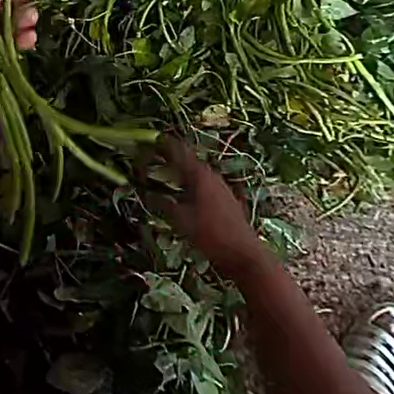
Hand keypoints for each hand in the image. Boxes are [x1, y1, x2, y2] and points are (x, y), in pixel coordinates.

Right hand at [154, 136, 269, 272]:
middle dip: (173, 158)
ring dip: (183, 172)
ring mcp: (222, 187)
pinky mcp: (227, 199)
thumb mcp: (182, 221)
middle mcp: (212, 176)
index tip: (152, 140)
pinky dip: (193, 184)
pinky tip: (187, 195)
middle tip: (156, 158)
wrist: (244, 254)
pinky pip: (205, 185)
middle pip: (189, 161)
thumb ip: (165, 205)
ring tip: (167, 175)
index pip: (179, 153)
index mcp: (200, 176)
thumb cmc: (211, 235)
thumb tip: (150, 195)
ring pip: (198, 174)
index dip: (165, 145)